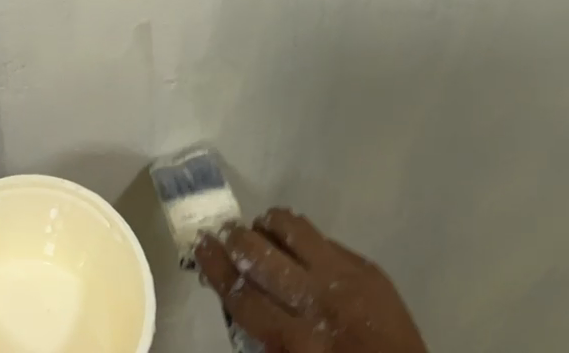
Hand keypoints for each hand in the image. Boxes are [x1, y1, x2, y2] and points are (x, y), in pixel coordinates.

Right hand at [194, 208, 427, 352]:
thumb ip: (263, 341)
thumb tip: (237, 298)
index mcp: (298, 342)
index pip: (242, 295)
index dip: (215, 267)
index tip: (201, 245)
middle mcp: (318, 303)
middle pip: (261, 255)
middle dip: (235, 239)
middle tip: (226, 234)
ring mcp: (346, 279)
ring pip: (293, 229)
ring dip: (269, 227)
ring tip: (261, 231)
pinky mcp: (367, 267)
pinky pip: (324, 239)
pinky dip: (303, 241)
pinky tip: (298, 248)